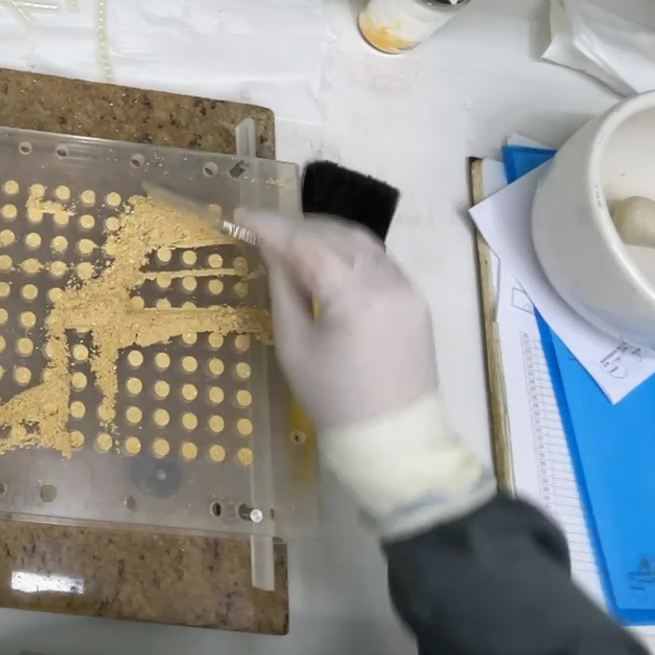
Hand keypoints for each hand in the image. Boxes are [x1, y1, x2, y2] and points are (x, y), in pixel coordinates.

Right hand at [243, 211, 491, 537]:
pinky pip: (375, 256)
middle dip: (294, 227)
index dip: (271, 227)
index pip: (308, 245)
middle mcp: (387, 282)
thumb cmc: (332, 397)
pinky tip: (321, 254)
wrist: (393, 437)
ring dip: (320, 232)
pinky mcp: (413, 296)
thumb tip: (270, 250)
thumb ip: (283, 288)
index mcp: (355, 298)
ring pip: (359, 240)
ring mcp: (406, 287)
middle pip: (335, 235)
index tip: (241, 216)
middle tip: (258, 228)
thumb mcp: (294, 345)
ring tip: (287, 237)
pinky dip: (344, 247)